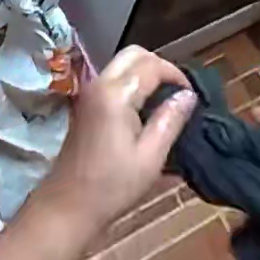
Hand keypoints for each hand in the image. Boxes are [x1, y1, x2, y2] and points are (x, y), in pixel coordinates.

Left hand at [33, 46, 196, 240]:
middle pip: (134, 53)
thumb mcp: (150, 157)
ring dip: (145, 71)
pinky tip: (145, 106)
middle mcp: (100, 83)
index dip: (175, 75)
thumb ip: (170, 120)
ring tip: (165, 98)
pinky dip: (132, 79)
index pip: (151, 65)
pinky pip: (114, 76)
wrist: (68, 205)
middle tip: (177, 91)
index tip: (191, 95)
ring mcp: (90, 90)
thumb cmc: (112, 186)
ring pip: (122, 62)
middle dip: (159, 65)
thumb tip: (188, 95)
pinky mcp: (86, 101)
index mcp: (116, 94)